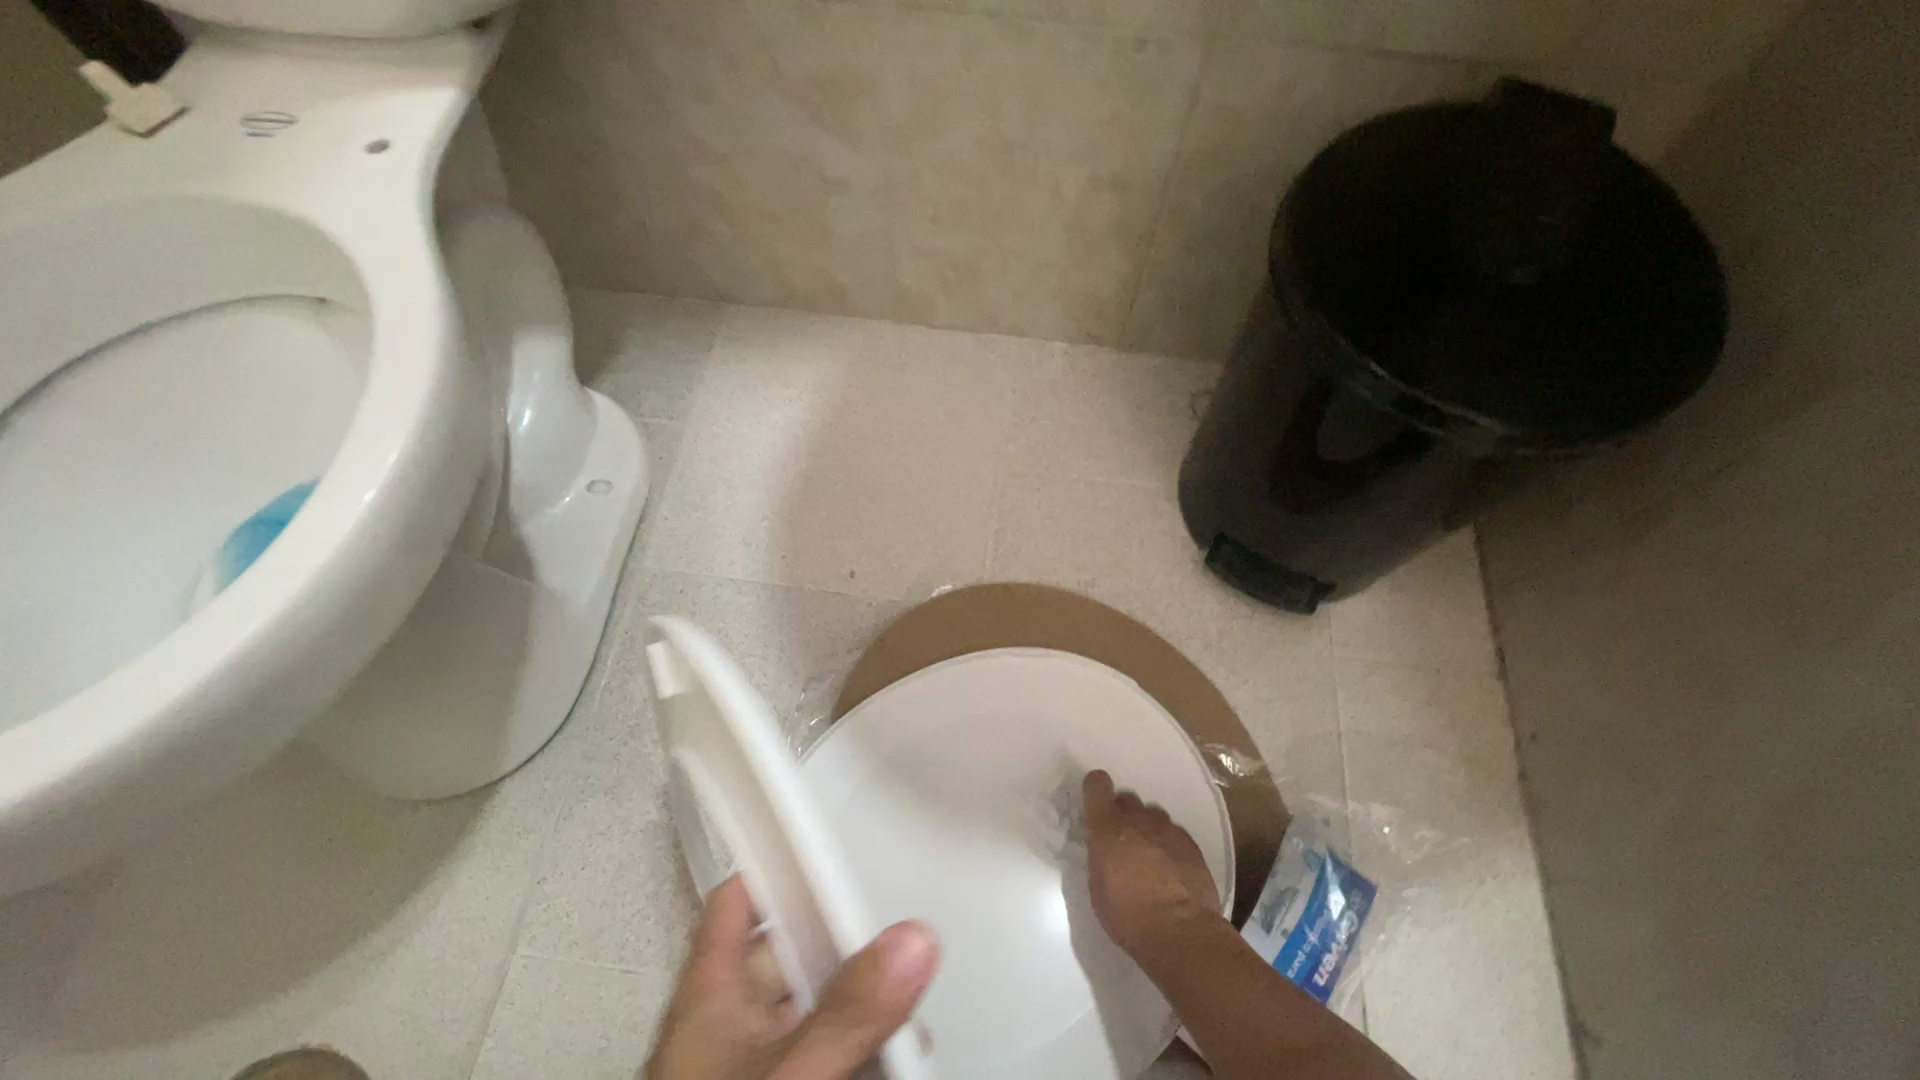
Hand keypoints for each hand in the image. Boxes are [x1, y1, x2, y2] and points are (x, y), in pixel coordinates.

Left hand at [645, 876, 939, 1079]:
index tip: (822, 841)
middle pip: (796, 956)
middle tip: (902, 949)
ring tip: (910, 1022)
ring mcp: (755, 1065)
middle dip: (851, 950)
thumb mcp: (787, 1076)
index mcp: (712, 997)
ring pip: (820, 1012)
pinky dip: (864, 1053)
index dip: (775, 865)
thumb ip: (850, 1014)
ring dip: (867, 1010)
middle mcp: (731, 1026)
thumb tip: (915, 940)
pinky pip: (830, 1055)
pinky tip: (898, 1058)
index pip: (737, 903)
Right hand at [1082, 769, 1222, 956]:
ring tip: (1149, 855)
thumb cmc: (1128, 916)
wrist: (1181, 932)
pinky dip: (1168, 842)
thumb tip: (1106, 850)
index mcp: (1107, 829)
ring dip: (1146, 827)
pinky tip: (1170, 866)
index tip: (1096, 801)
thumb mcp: (1098, 888)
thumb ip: (1100, 858)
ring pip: (1152, 815)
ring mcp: (1167, 829)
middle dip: (1122, 814)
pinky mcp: (1190, 843)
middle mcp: (1137, 820)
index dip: (1095, 789)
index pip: (1097, 785)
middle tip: (1122, 839)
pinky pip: (1173, 832)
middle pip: (1127, 799)